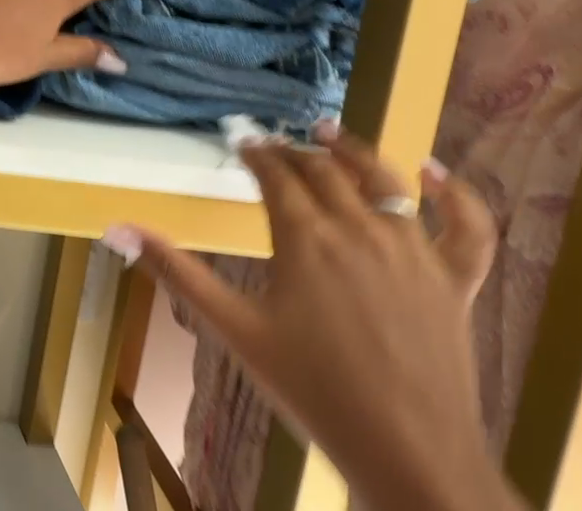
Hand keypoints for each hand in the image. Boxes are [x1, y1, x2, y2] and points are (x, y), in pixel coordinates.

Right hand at [115, 127, 515, 510]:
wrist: (408, 451)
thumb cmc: (310, 388)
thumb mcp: (232, 328)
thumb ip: (175, 271)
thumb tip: (114, 228)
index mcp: (305, 239)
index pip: (276, 176)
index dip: (256, 153)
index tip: (240, 140)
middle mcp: (360, 231)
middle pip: (325, 172)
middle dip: (295, 151)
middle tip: (274, 142)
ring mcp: (414, 253)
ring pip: (386, 183)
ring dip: (355, 152)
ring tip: (331, 131)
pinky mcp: (455, 281)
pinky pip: (467, 226)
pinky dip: (455, 194)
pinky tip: (435, 172)